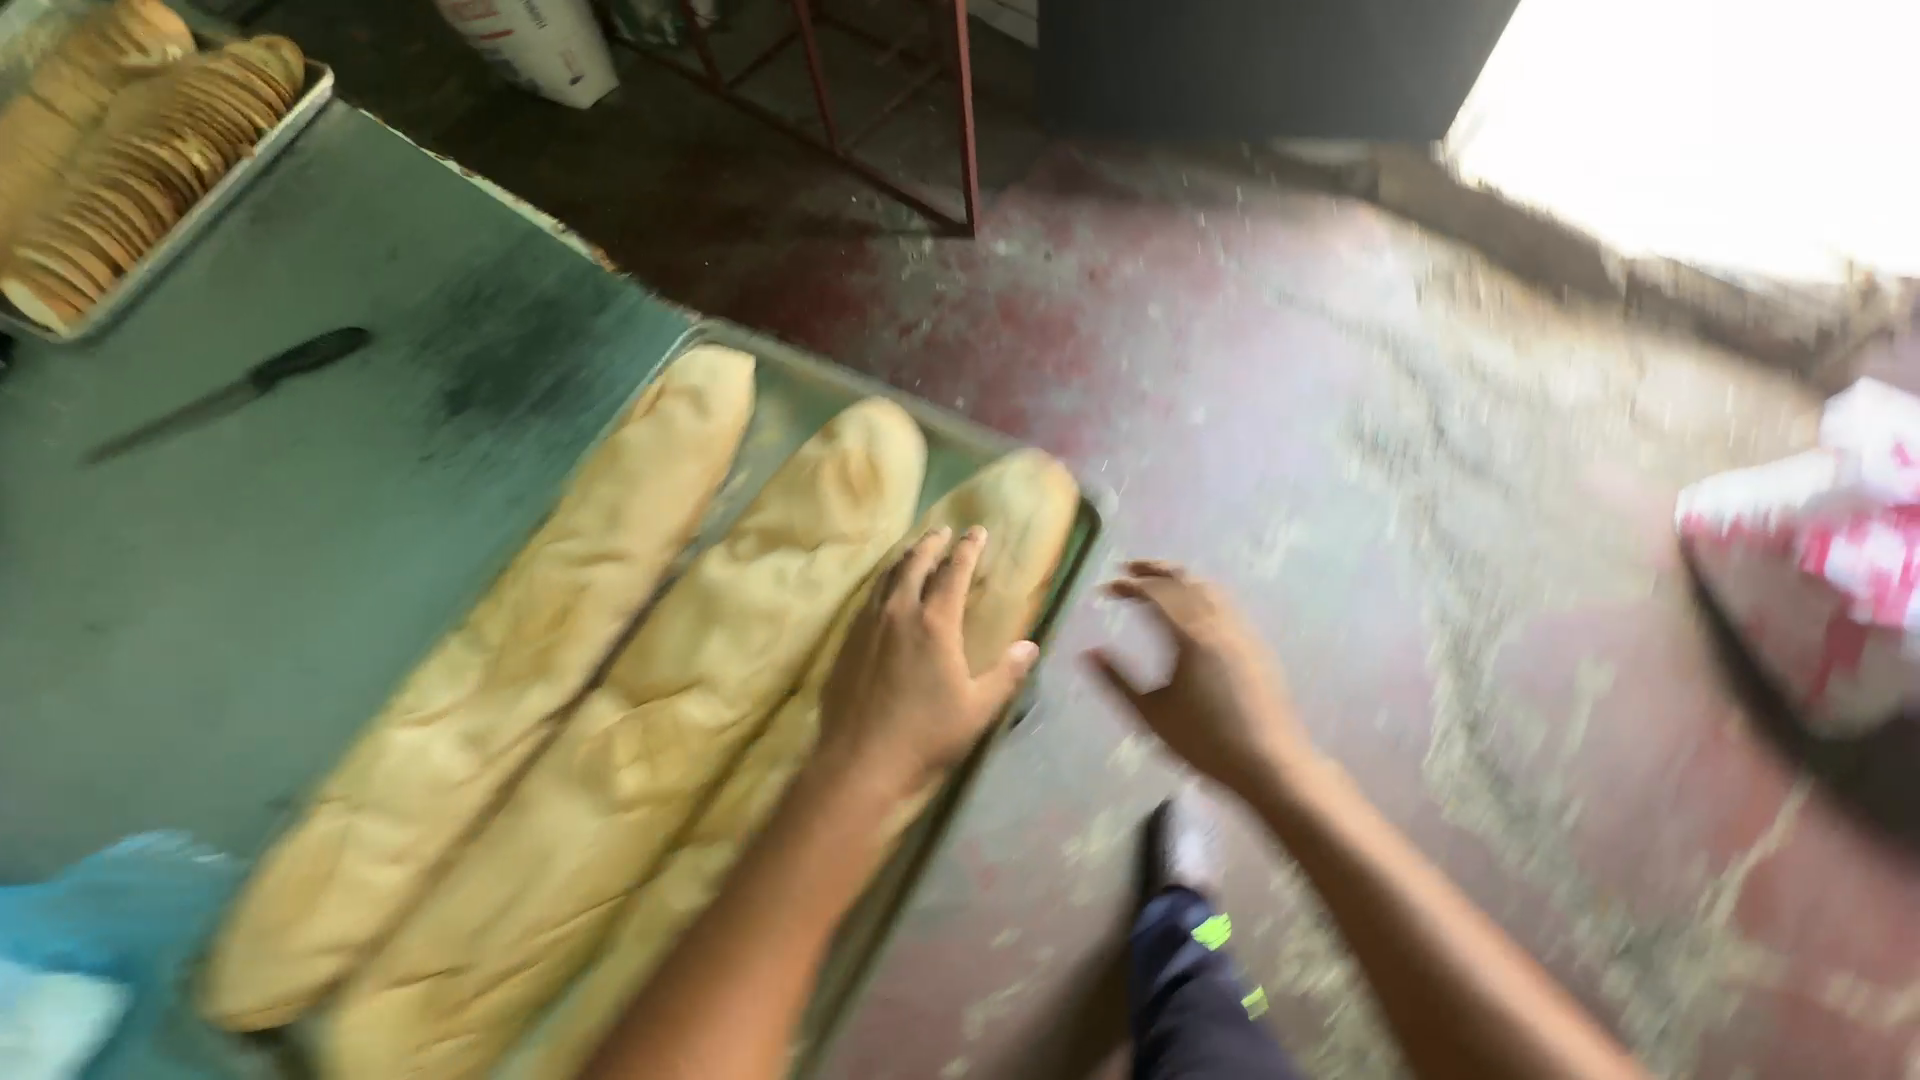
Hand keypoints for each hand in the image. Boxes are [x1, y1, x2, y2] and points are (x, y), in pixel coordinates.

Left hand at [815, 526, 1040, 799]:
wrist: (859, 760)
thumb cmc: (925, 735)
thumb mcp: (977, 708)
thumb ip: (1005, 674)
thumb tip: (1030, 647)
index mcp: (935, 623)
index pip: (954, 572)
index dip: (968, 549)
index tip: (977, 531)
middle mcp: (898, 613)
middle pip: (914, 564)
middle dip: (931, 544)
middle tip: (943, 530)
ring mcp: (867, 625)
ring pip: (886, 578)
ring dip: (903, 559)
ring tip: (914, 551)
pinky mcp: (847, 642)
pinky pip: (867, 599)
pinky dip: (882, 584)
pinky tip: (883, 593)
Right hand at [1086, 560, 1312, 799]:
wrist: (1269, 763)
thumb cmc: (1203, 742)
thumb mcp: (1150, 714)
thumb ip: (1116, 680)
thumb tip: (1088, 653)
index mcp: (1189, 636)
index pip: (1154, 593)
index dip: (1127, 586)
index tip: (1104, 589)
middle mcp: (1217, 624)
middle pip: (1184, 580)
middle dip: (1154, 570)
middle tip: (1128, 570)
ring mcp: (1241, 633)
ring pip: (1209, 588)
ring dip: (1180, 579)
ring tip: (1159, 583)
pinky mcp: (1255, 646)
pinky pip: (1224, 604)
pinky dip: (1201, 594)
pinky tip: (1193, 612)